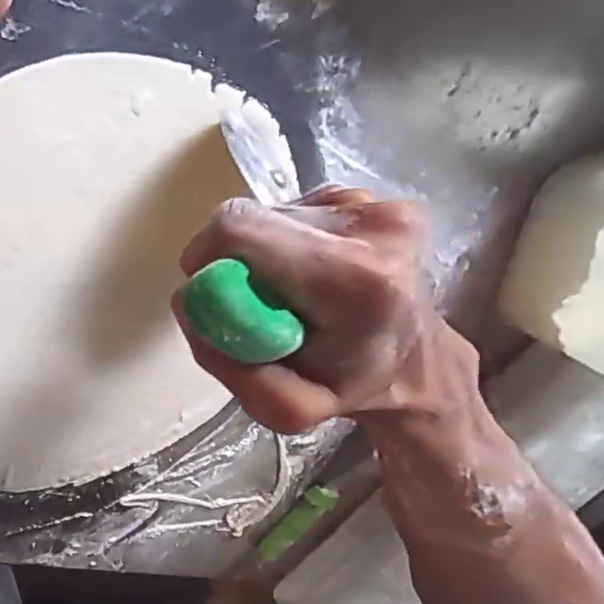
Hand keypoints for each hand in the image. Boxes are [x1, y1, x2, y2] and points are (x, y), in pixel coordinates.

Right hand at [175, 186, 473, 432]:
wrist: (416, 362)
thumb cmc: (351, 388)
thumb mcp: (285, 407)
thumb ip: (226, 361)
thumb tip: (187, 301)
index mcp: (355, 279)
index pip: (242, 231)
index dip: (206, 255)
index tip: (207, 290)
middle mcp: (375, 227)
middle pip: (253, 218)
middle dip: (234, 259)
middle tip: (251, 301)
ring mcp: (380, 205)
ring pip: (274, 213)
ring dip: (264, 253)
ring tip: (291, 292)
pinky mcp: (376, 196)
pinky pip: (299, 209)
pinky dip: (289, 242)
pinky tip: (311, 273)